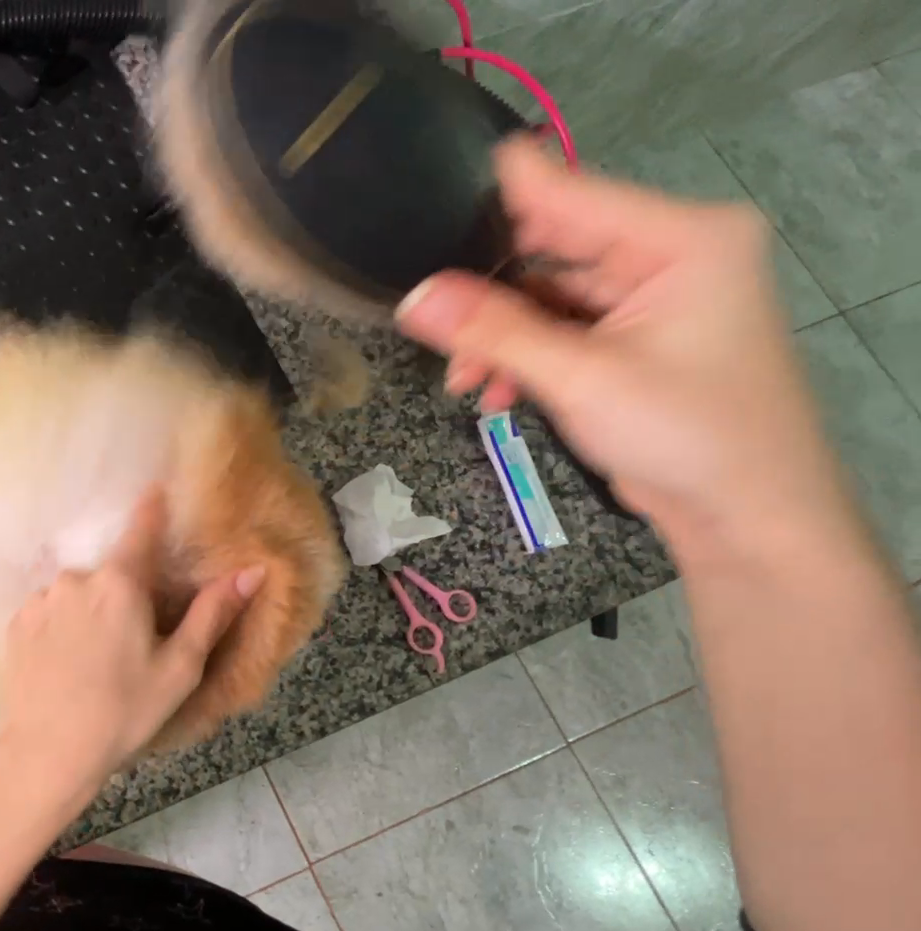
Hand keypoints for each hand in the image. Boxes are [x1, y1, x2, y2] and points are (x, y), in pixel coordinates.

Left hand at [0, 492, 263, 821]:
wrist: (49, 750)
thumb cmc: (125, 711)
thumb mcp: (180, 667)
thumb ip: (212, 613)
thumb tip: (251, 571)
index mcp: (120, 583)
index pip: (141, 529)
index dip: (151, 509)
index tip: (156, 488)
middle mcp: (75, 578)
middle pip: (109, 571)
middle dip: (123, 590)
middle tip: (132, 634)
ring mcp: (40, 599)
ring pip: (77, 592)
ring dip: (90, 609)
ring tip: (96, 656)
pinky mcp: (16, 622)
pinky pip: (48, 611)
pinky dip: (61, 624)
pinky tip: (67, 660)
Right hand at [395, 137, 849, 560]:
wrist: (744, 509)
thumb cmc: (684, 433)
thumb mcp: (577, 377)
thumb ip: (490, 331)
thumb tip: (412, 297)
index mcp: (679, 237)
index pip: (565, 193)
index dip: (492, 199)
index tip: (418, 207)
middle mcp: (667, 251)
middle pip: (547, 246)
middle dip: (486, 291)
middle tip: (432, 325)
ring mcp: (648, 293)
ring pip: (541, 292)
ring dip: (495, 335)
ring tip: (465, 381)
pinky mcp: (630, 332)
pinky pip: (555, 325)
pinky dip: (518, 354)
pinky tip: (495, 391)